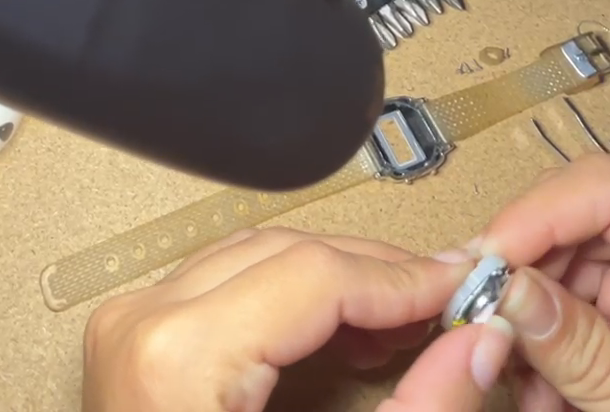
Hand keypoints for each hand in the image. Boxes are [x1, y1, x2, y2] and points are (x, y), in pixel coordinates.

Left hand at [81, 227, 514, 411]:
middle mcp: (143, 318)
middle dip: (371, 271)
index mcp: (180, 356)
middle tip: (443, 298)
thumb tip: (480, 342)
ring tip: (403, 315)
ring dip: (332, 276)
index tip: (463, 286)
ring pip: (251, 256)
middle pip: (281, 253)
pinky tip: (342, 328)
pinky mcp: (131, 329)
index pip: (310, 275)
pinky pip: (221, 281)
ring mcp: (129, 318)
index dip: (397, 279)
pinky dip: (287, 293)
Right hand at [472, 154, 609, 411]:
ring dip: (520, 311)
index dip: (539, 212)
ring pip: (558, 263)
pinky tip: (528, 388)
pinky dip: (536, 342)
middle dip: (517, 265)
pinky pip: (566, 307)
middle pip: (574, 220)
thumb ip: (592, 362)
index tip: (486, 261)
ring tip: (502, 370)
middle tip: (471, 314)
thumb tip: (501, 289)